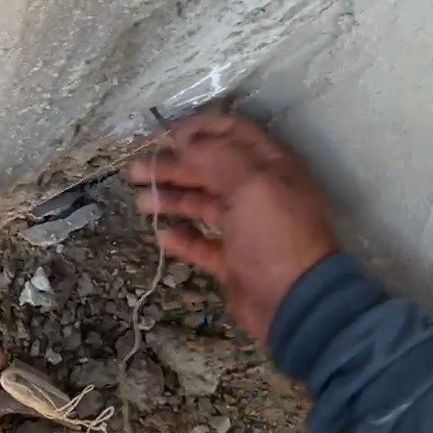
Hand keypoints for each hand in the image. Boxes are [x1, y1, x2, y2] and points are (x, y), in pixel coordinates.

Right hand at [125, 113, 338, 340]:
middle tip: (135, 170)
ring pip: (200, 203)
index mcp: (268, 167)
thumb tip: (183, 141)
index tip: (162, 136)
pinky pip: (201, 243)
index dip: (196, 129)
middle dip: (171, 165)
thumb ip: (216, 156)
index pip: (231, 132)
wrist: (296, 304)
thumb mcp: (251, 185)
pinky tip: (162, 236)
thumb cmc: (275, 236)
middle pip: (207, 168)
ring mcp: (244, 227)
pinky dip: (180, 237)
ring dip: (170, 198)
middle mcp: (256, 192)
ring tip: (141, 203)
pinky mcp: (232, 259)